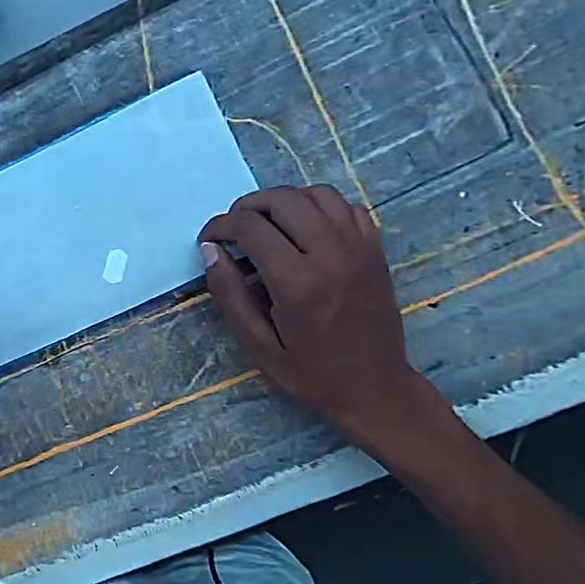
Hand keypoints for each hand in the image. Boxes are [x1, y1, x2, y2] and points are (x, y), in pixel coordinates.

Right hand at [198, 186, 431, 441]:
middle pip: (283, 200)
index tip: (208, 241)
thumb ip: (230, 295)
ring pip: (316, 194)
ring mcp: (359, 249)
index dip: (219, 227)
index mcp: (299, 283)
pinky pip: (347, 207)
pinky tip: (303, 229)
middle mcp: (332, 256)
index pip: (250, 228)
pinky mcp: (375, 251)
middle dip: (246, 206)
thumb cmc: (310, 373)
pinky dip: (318, 207)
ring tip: (265, 224)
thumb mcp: (257, 344)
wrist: (376, 389)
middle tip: (232, 230)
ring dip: (283, 201)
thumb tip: (209, 251)